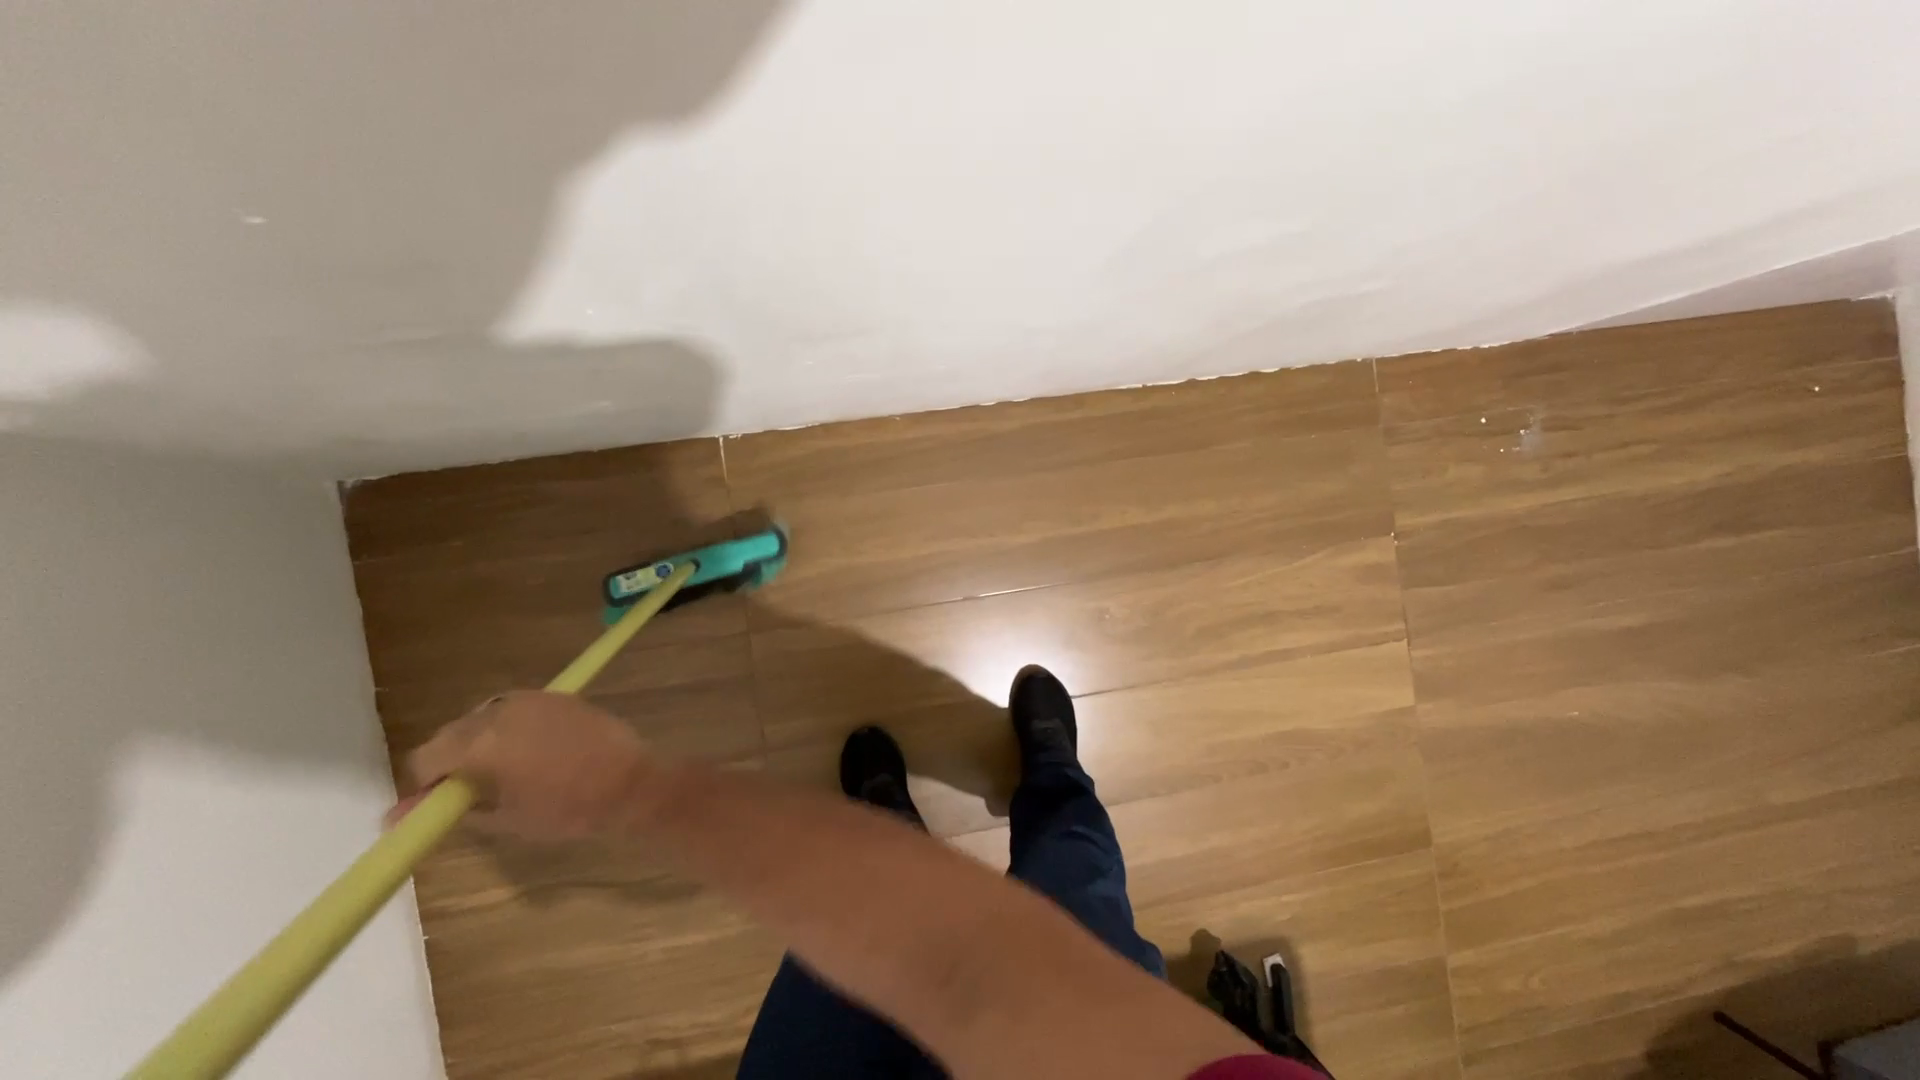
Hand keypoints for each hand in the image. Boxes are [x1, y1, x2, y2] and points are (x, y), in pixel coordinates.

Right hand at [394, 690, 652, 839]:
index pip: (426, 756)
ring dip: (480, 740)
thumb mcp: (505, 819)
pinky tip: (528, 750)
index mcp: (481, 741)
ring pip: (484, 716)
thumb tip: (404, 815)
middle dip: (451, 759)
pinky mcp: (558, 696)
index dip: (425, 783)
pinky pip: (516, 709)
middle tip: (467, 789)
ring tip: (500, 770)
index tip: (439, 802)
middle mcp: (500, 710)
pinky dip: (509, 727)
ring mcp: (532, 698)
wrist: (631, 782)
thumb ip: (455, 810)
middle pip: (454, 732)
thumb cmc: (569, 808)